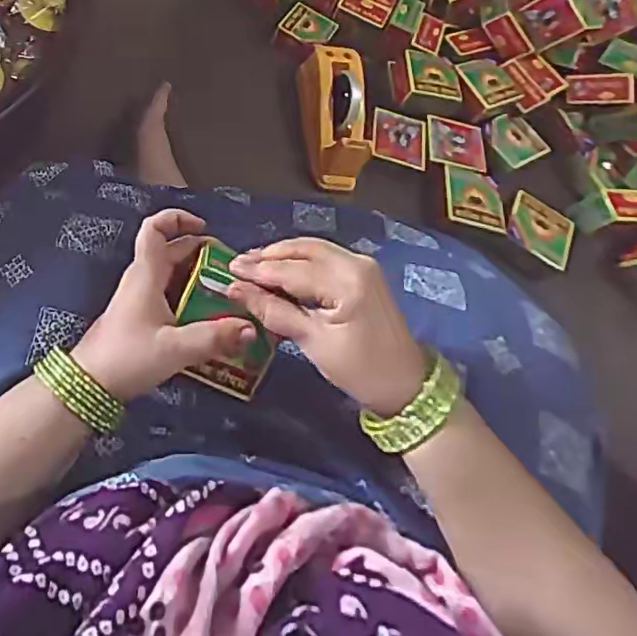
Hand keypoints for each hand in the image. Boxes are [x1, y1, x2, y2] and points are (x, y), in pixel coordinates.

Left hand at [70, 209, 254, 400]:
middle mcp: (141, 279)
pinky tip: (206, 316)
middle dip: (199, 251)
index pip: (155, 228)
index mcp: (146, 274)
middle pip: (170, 250)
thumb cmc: (128, 356)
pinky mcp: (139, 315)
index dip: (178, 218)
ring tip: (224, 291)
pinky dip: (188, 295)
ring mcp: (138, 297)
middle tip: (227, 266)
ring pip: (170, 273)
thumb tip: (249, 328)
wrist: (89, 384)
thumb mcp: (175, 348)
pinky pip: (167, 294)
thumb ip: (214, 337)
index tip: (204, 228)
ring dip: (196, 275)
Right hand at [227, 238, 429, 416]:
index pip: (292, 269)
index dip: (257, 269)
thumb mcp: (314, 343)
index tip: (228, 269)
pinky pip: (324, 257)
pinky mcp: (364, 272)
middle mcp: (356, 262)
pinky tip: (281, 270)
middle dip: (268, 255)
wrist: (408, 385)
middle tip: (237, 264)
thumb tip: (236, 290)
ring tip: (253, 265)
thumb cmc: (361, 370)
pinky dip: (300, 261)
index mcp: (347, 280)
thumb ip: (274, 312)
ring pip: (313, 249)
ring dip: (283, 255)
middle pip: (303, 249)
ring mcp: (362, 265)